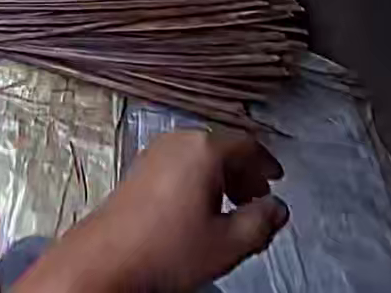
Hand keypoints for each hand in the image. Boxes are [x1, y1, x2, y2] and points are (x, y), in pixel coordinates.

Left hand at [16, 129, 287, 292]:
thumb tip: (279, 207)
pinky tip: (202, 205)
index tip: (277, 179)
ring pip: (202, 152)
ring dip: (222, 173)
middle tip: (258, 198)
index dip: (265, 161)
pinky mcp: (144, 162)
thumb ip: (261, 222)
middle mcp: (181, 137)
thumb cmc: (170, 247)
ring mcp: (159, 147)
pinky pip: (182, 158)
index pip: (245, 143)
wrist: (111, 254)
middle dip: (244, 170)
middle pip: (223, 145)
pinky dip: (200, 174)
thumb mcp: (227, 243)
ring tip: (233, 206)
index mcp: (204, 148)